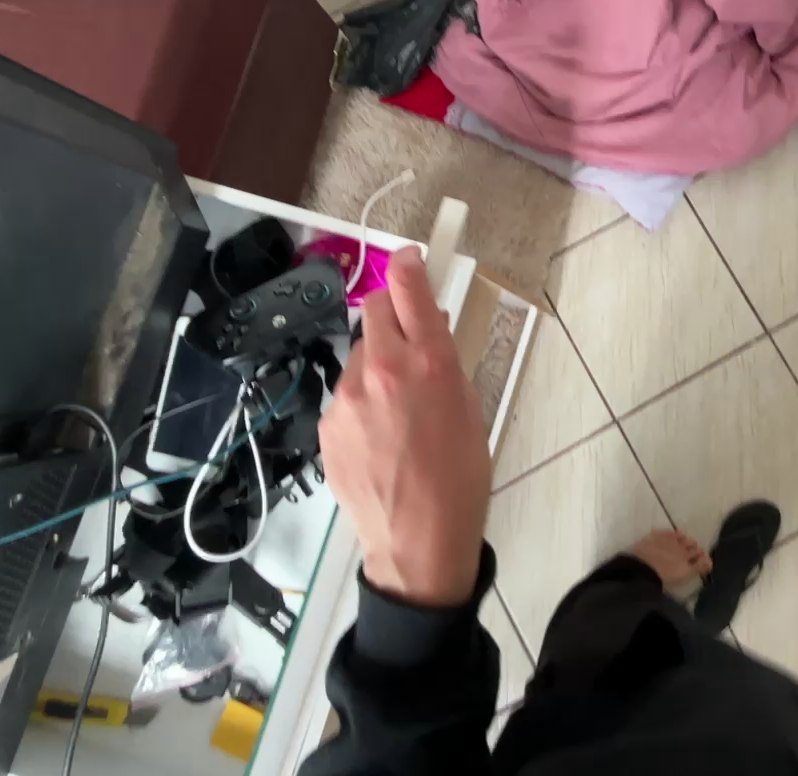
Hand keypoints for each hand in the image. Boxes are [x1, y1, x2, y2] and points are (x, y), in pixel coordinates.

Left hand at [319, 247, 489, 606]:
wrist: (419, 539)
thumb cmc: (462, 474)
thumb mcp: (470, 407)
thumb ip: (445, 360)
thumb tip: (431, 327)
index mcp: (429, 362)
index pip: (409, 288)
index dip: (408, 264)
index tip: (409, 257)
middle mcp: (382, 369)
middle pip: (376, 308)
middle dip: (393, 310)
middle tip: (411, 333)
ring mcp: (347, 397)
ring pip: (360, 353)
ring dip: (378, 360)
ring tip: (398, 402)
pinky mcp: (328, 424)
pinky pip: (346, 392)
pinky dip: (362, 396)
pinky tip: (380, 431)